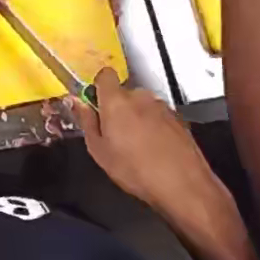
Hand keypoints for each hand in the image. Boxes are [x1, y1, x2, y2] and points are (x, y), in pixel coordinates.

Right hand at [74, 69, 248, 253]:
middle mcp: (141, 98)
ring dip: (135, 119)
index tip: (94, 104)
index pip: (104, 75)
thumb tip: (77, 104)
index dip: (98, 87)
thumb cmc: (136, 170)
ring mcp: (162, 107)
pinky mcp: (178, 119)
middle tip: (112, 135)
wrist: (182, 184)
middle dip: (116, 109)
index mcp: (116, 101)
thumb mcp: (99, 150)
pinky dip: (152, 128)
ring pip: (141, 106)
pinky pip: (157, 117)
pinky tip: (151, 150)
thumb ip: (86, 121)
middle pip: (123, 94)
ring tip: (134, 147)